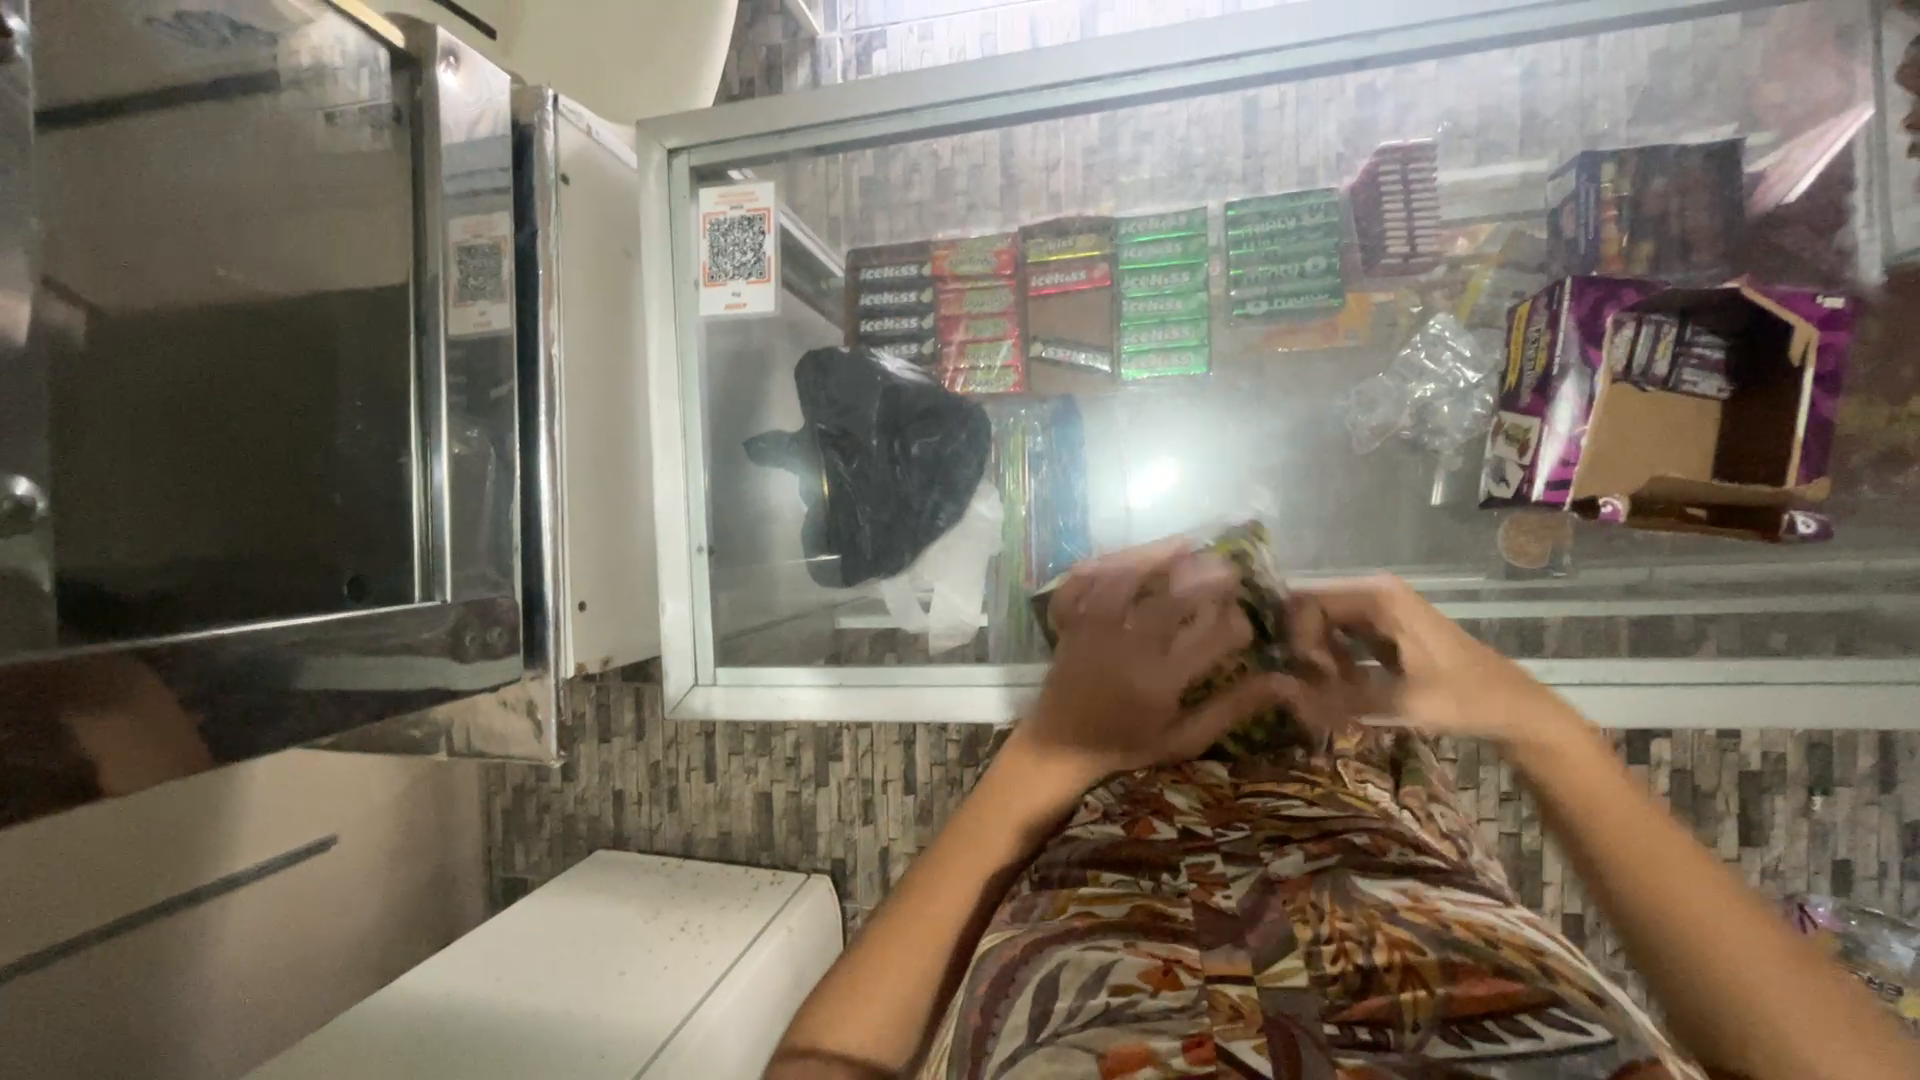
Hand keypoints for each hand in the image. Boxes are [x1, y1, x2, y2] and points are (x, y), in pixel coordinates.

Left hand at [1017, 540, 1287, 786]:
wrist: (1061, 746)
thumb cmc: (1127, 744)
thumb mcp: (1184, 738)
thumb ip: (1231, 708)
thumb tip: (1285, 683)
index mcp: (1158, 682)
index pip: (1210, 640)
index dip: (1235, 625)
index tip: (1245, 620)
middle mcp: (1124, 650)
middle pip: (1168, 602)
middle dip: (1203, 579)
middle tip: (1228, 566)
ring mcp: (1091, 631)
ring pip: (1123, 581)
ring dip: (1155, 558)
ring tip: (1186, 545)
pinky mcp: (1068, 623)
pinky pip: (1079, 583)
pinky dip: (1102, 564)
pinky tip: (1128, 556)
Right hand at [1280, 576, 1590, 751]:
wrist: (1515, 709)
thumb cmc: (1466, 700)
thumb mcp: (1403, 702)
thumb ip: (1338, 698)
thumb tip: (1283, 693)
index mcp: (1377, 597)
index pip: (1306, 602)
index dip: (1300, 640)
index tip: (1316, 677)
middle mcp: (1372, 593)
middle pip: (1308, 612)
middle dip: (1305, 651)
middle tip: (1320, 688)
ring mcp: (1376, 610)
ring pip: (1318, 626)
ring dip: (1316, 661)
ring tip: (1334, 693)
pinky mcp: (1379, 629)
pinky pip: (1335, 638)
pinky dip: (1331, 665)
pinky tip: (1347, 690)